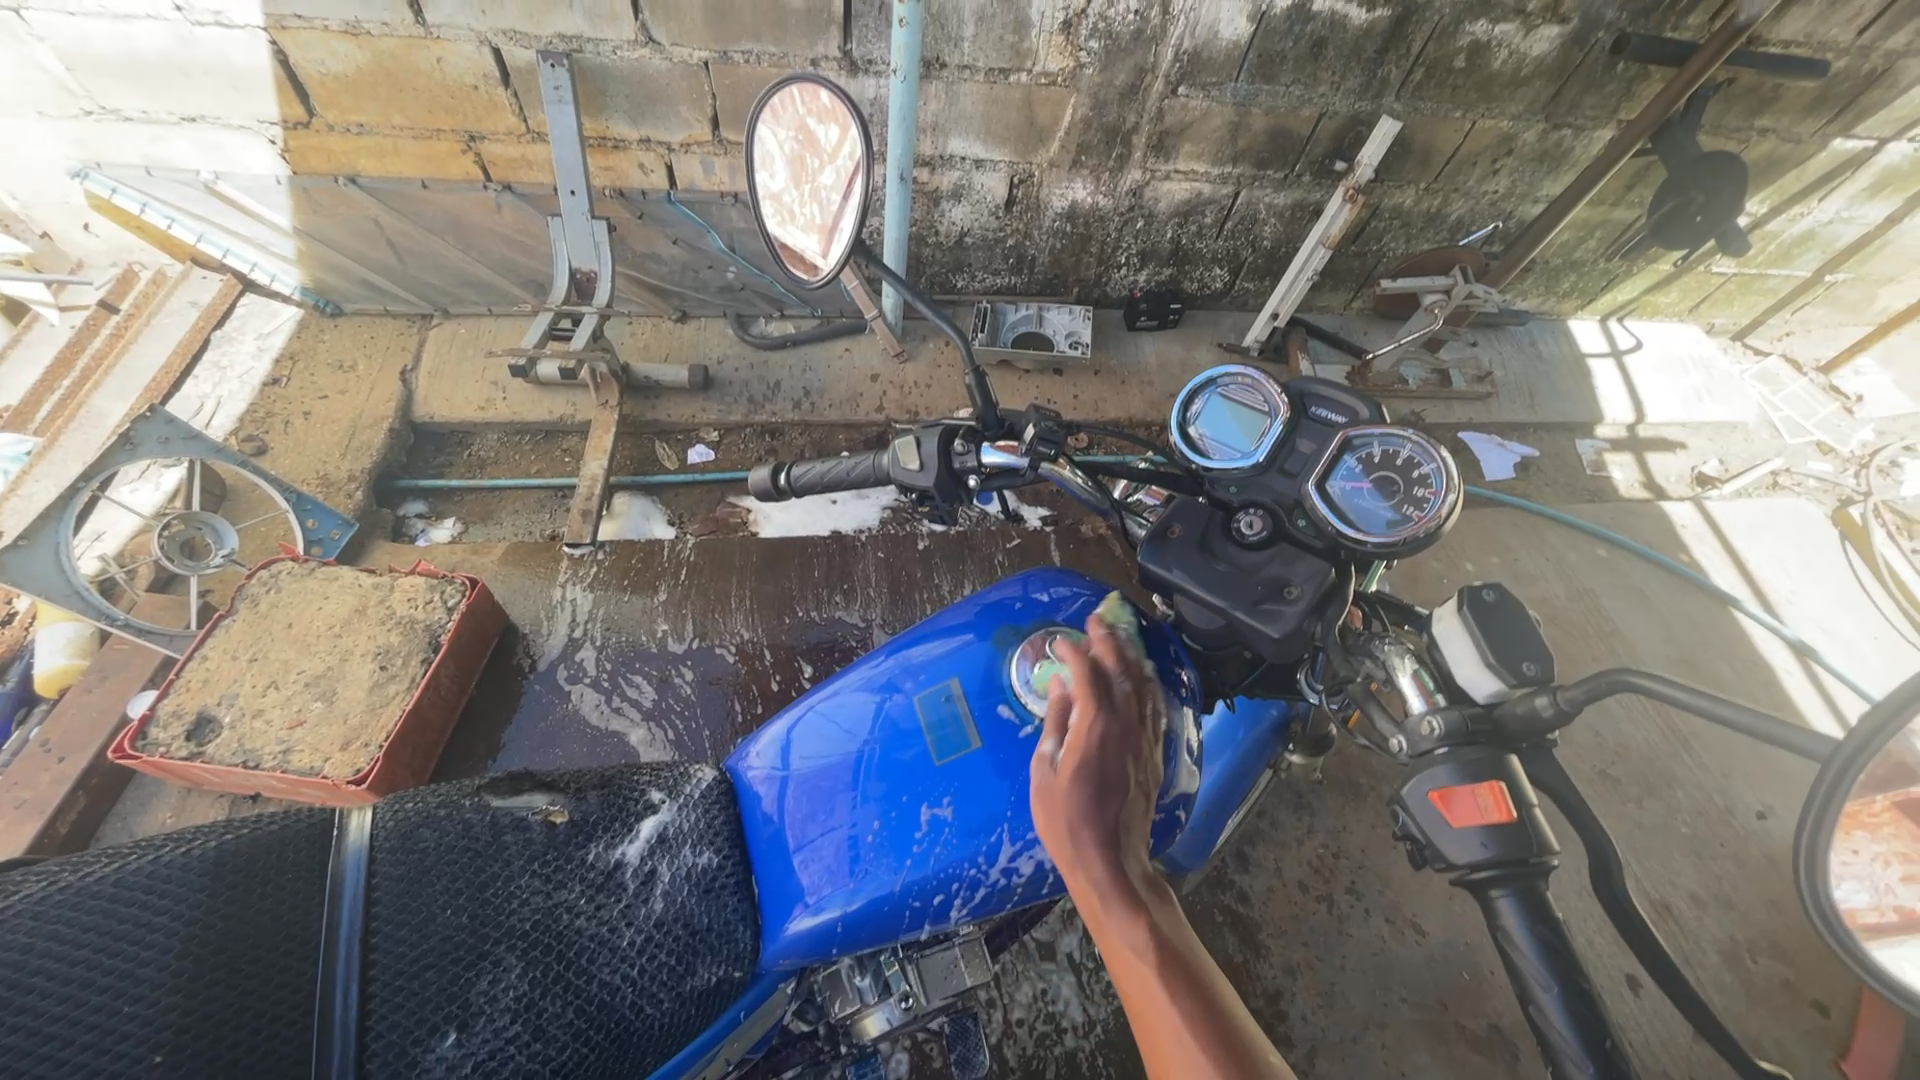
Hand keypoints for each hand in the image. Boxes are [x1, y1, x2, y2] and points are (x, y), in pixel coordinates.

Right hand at [1029, 614, 1167, 904]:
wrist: (1110, 861)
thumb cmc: (1066, 820)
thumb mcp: (1044, 770)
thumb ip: (1055, 723)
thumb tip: (1060, 687)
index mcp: (1095, 725)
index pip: (1087, 673)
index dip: (1073, 652)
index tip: (1059, 643)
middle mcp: (1126, 724)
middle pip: (1120, 670)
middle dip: (1107, 641)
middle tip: (1095, 621)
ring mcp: (1145, 739)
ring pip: (1143, 685)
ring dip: (1130, 657)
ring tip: (1119, 638)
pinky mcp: (1154, 754)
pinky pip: (1155, 708)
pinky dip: (1147, 685)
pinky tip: (1142, 677)